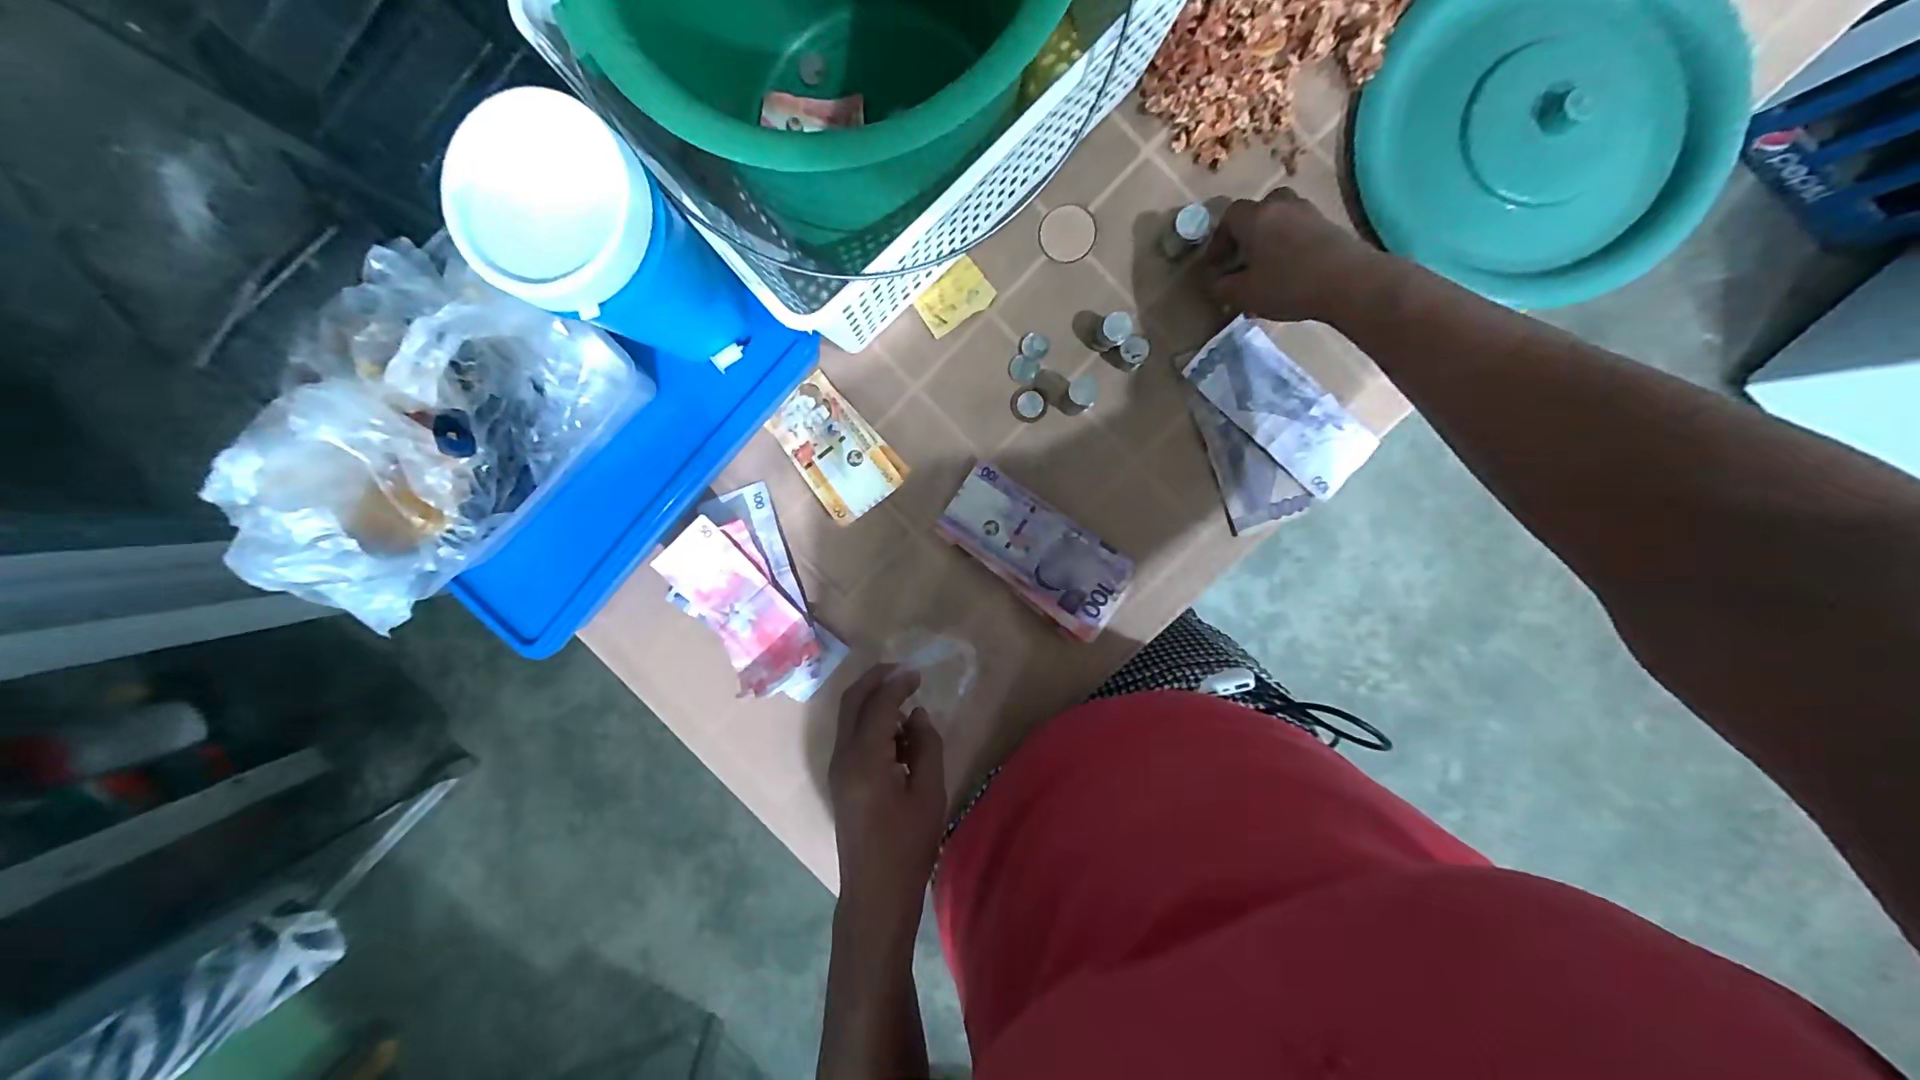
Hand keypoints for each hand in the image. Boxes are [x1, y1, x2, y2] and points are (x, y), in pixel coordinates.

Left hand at [829, 665, 945, 906]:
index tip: (918, 673)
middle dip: (875, 680)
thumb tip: (918, 715)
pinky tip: (897, 735)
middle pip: (852, 702)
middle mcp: (843, 757)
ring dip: (873, 702)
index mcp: (865, 758)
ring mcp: (837, 769)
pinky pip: (852, 738)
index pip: (878, 704)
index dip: (898, 683)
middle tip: (903, 673)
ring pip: (849, 719)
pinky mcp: (840, 781)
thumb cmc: (908, 845)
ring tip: (907, 705)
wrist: (875, 892)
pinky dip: (870, 724)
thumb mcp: (930, 793)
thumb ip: (926, 746)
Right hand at [1204, 188, 1389, 323]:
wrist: (1349, 281)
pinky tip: (1288, 269)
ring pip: (1279, 219)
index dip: (1218, 241)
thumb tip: (1214, 281)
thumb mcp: (1243, 294)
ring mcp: (1307, 212)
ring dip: (1268, 238)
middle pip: (1256, 212)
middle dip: (1245, 235)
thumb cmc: (1287, 285)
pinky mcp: (1328, 224)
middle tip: (1240, 260)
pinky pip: (1298, 229)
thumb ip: (1221, 287)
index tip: (1215, 265)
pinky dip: (1288, 243)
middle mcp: (1280, 206)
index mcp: (1255, 218)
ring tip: (1264, 265)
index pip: (1229, 217)